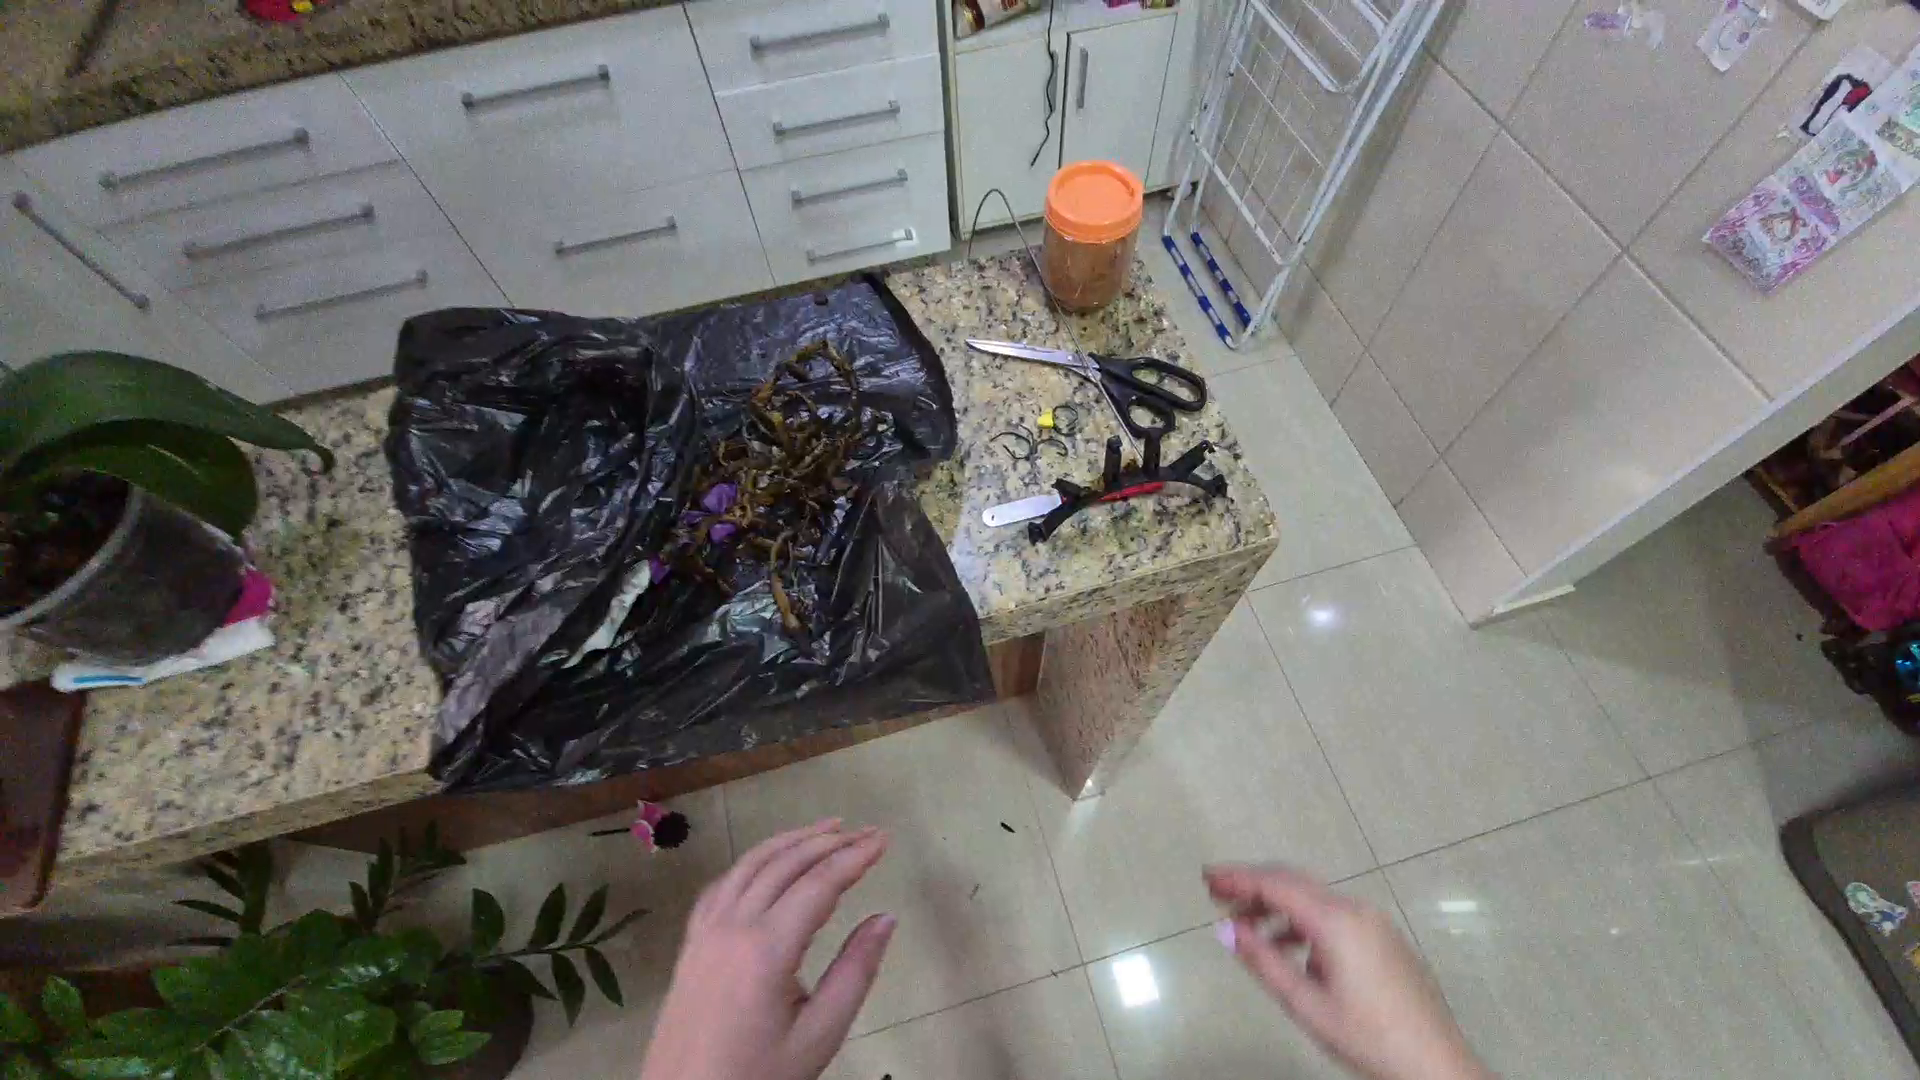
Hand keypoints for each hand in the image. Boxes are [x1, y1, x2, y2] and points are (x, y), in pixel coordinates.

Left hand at [639, 820, 895, 1079]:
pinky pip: (724, 883)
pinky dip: (754, 861)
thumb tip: (886, 918)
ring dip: (792, 840)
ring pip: (752, 864)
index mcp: (766, 949)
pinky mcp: (691, 942)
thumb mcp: (817, 1037)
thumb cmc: (757, 1077)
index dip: (855, 856)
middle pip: (786, 863)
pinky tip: (770, 861)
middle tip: (865, 831)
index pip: (820, 883)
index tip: (884, 839)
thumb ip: (855, 973)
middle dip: (830, 841)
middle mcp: (733, 925)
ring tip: (827, 829)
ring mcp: (706, 930)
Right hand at [1203, 864, 1492, 1079]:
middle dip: (1252, 884)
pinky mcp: (1384, 938)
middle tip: (1216, 894)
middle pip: (1293, 881)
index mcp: (1336, 921)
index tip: (1206, 877)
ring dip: (1276, 904)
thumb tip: (1226, 928)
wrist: (1441, 1069)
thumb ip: (1263, 961)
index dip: (1237, 877)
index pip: (1275, 884)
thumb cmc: (1368, 1038)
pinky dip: (1301, 920)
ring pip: (1313, 897)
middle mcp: (1355, 909)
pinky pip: (1332, 913)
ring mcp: (1374, 921)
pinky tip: (1287, 947)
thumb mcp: (1306, 1005)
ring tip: (1245, 927)